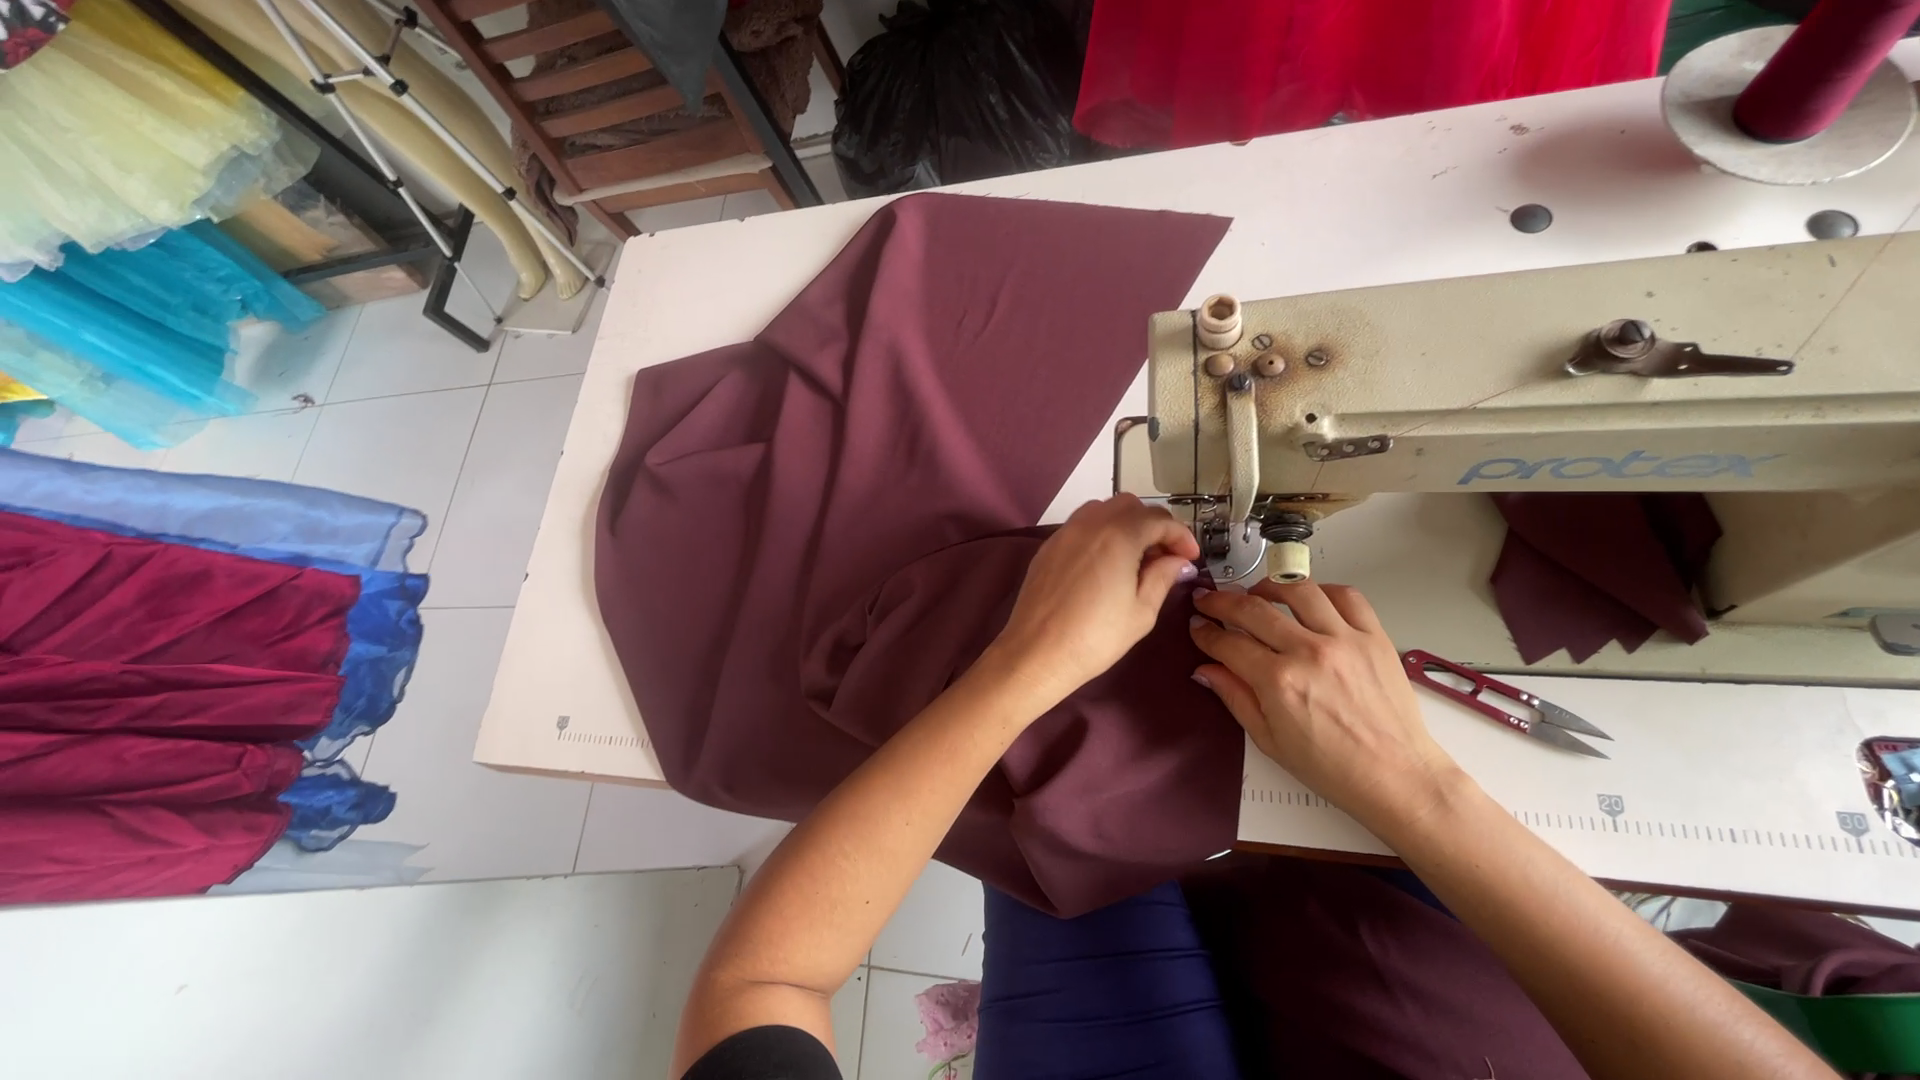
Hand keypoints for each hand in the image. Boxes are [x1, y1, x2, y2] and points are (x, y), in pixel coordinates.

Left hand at [986, 495, 1200, 703]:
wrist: (1037, 653)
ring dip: (1125, 524)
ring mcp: (1064, 533)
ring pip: (1103, 509)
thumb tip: (1177, 561)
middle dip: (1153, 525)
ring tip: (1135, 557)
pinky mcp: (1048, 547)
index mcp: (1118, 536)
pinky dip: (1101, 532)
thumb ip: (1163, 576)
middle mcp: (1090, 524)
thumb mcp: (1142, 611)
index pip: (1159, 519)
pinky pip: (1081, 525)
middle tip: (1164, 556)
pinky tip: (1106, 563)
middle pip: (1130, 506)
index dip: (1181, 536)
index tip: (1190, 558)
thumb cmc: (1095, 638)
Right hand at [1187, 580, 1463, 834]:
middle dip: (1222, 601)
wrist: (1394, 776)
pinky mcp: (1374, 638)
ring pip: (1297, 590)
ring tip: (1257, 594)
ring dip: (1269, 586)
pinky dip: (1321, 590)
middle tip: (1210, 600)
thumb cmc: (1331, 767)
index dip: (1205, 631)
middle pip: (1252, 609)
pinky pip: (1346, 596)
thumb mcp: (1268, 739)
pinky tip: (1307, 600)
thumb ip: (1235, 697)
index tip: (1197, 625)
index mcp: (1279, 682)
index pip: (1228, 642)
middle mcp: (1309, 653)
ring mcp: (1344, 640)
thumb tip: (1206, 669)